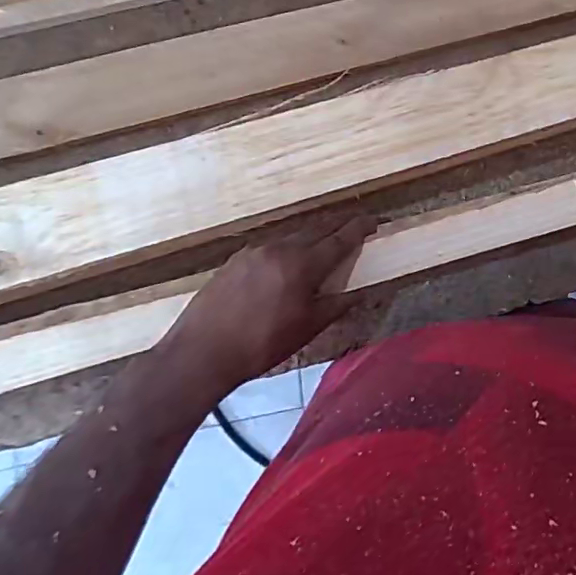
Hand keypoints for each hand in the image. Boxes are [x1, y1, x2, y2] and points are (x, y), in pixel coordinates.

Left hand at [164, 215, 376, 386]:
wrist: (201, 353)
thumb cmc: (262, 344)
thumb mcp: (308, 328)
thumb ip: (337, 304)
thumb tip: (362, 292)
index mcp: (304, 264)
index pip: (341, 237)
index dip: (360, 227)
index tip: (375, 221)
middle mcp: (281, 248)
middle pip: (318, 228)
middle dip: (339, 226)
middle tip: (354, 228)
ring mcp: (255, 250)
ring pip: (293, 235)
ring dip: (312, 235)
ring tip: (322, 244)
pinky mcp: (236, 259)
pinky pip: (271, 245)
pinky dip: (288, 246)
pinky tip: (285, 262)